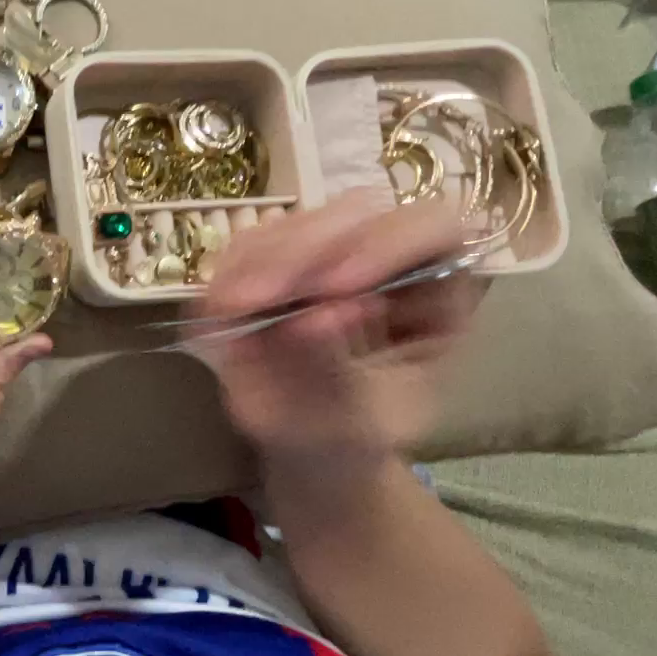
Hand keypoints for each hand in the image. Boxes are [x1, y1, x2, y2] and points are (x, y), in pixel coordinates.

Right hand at [195, 198, 481, 469]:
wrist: (312, 442)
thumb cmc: (351, 435)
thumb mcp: (357, 422)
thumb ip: (338, 374)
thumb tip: (310, 319)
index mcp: (435, 286)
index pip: (428, 228)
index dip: (386, 244)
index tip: (337, 290)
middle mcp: (380, 256)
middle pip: (350, 212)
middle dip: (302, 251)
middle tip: (260, 300)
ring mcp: (319, 255)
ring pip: (288, 224)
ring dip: (255, 264)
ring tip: (233, 309)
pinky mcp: (268, 265)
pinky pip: (241, 249)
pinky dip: (226, 275)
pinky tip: (221, 309)